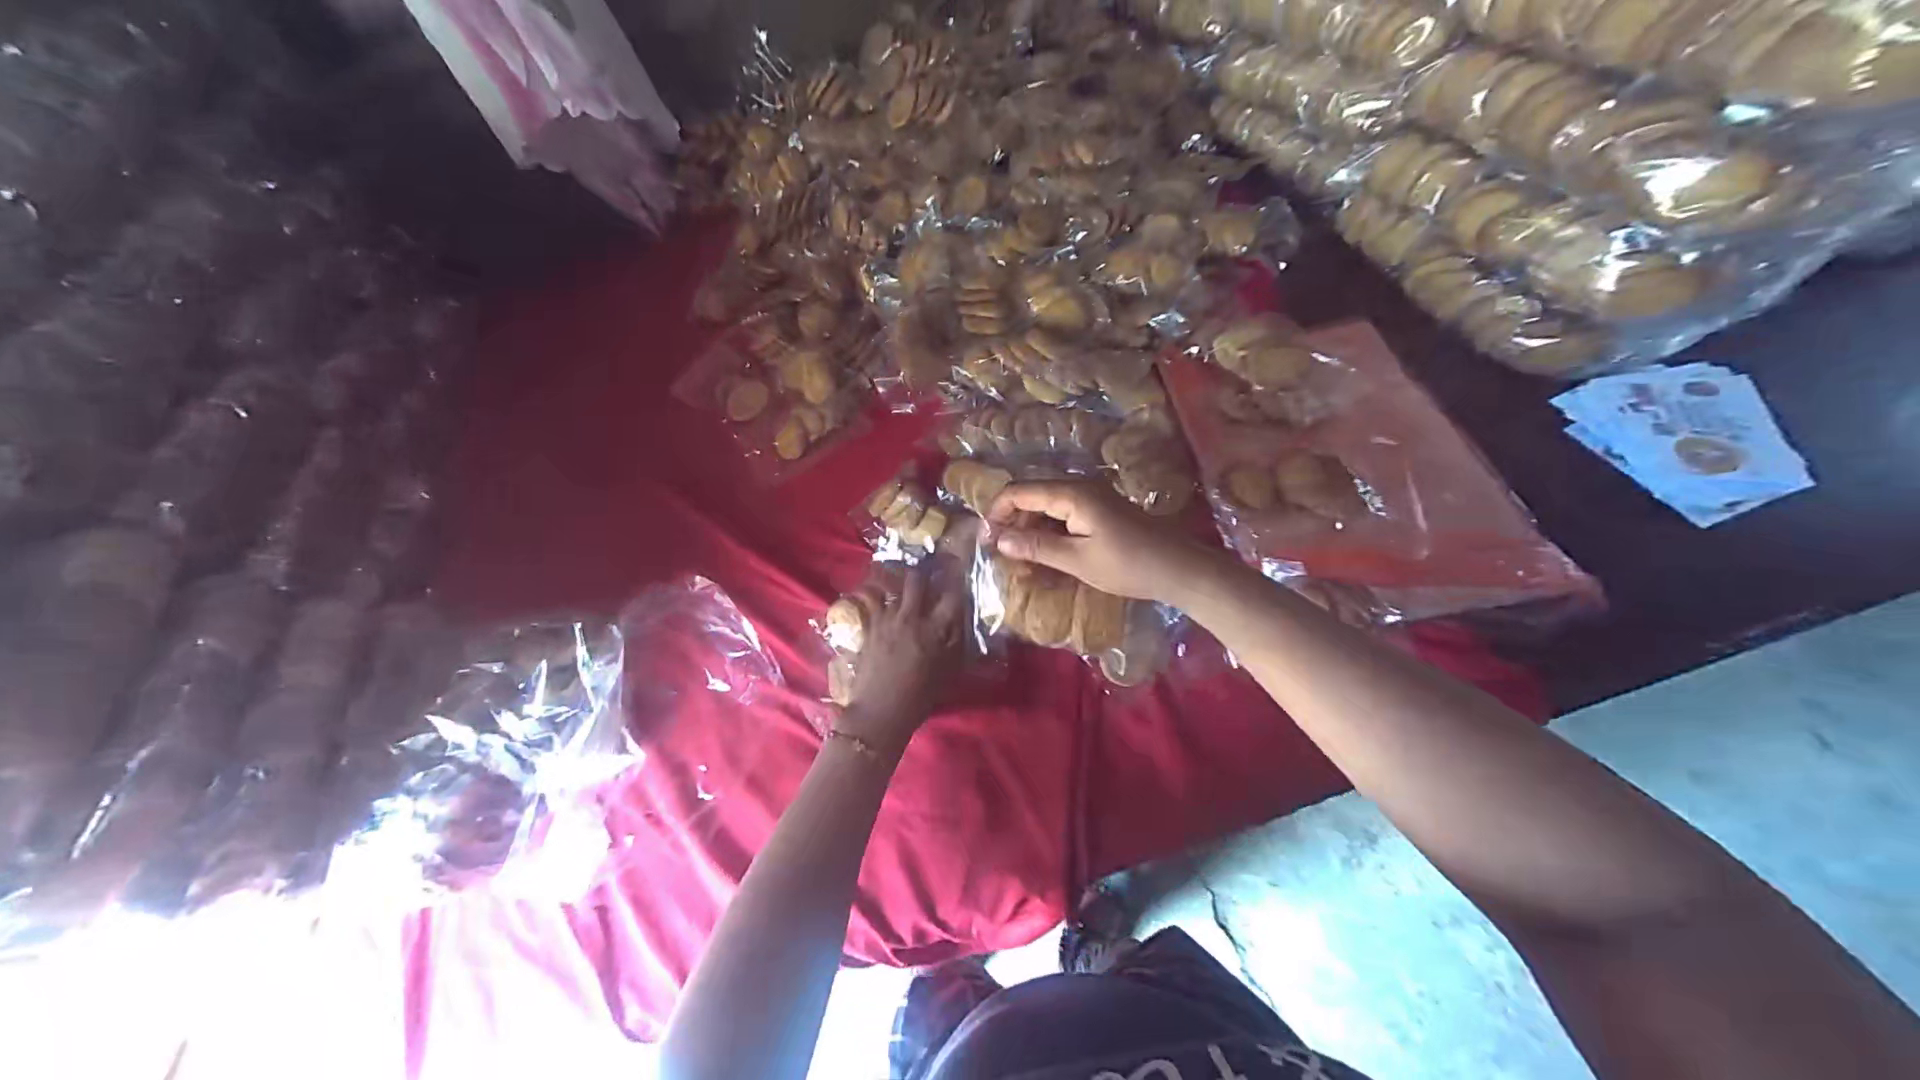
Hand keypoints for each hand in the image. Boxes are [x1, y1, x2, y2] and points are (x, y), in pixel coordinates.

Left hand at [841, 563, 964, 754]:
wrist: (880, 712)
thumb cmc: (919, 697)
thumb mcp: (947, 671)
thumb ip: (954, 643)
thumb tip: (958, 623)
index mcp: (935, 629)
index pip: (952, 595)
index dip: (957, 580)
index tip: (959, 571)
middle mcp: (911, 617)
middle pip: (917, 579)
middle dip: (924, 573)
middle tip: (928, 573)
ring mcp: (886, 619)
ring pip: (892, 586)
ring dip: (899, 582)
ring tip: (902, 581)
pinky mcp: (868, 625)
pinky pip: (870, 599)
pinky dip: (875, 593)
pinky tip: (876, 591)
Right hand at [988, 480, 1226, 605]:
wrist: (1179, 568)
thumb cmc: (1128, 564)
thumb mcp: (1077, 560)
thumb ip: (1037, 547)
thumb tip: (999, 540)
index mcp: (1071, 493)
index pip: (1019, 491)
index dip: (997, 513)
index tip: (986, 541)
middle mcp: (1079, 488)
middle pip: (1031, 497)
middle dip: (1012, 524)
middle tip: (1003, 558)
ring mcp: (1091, 498)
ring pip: (1046, 508)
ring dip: (1030, 532)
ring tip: (1022, 564)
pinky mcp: (1100, 512)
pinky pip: (1063, 516)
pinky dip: (1049, 534)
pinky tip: (1046, 558)